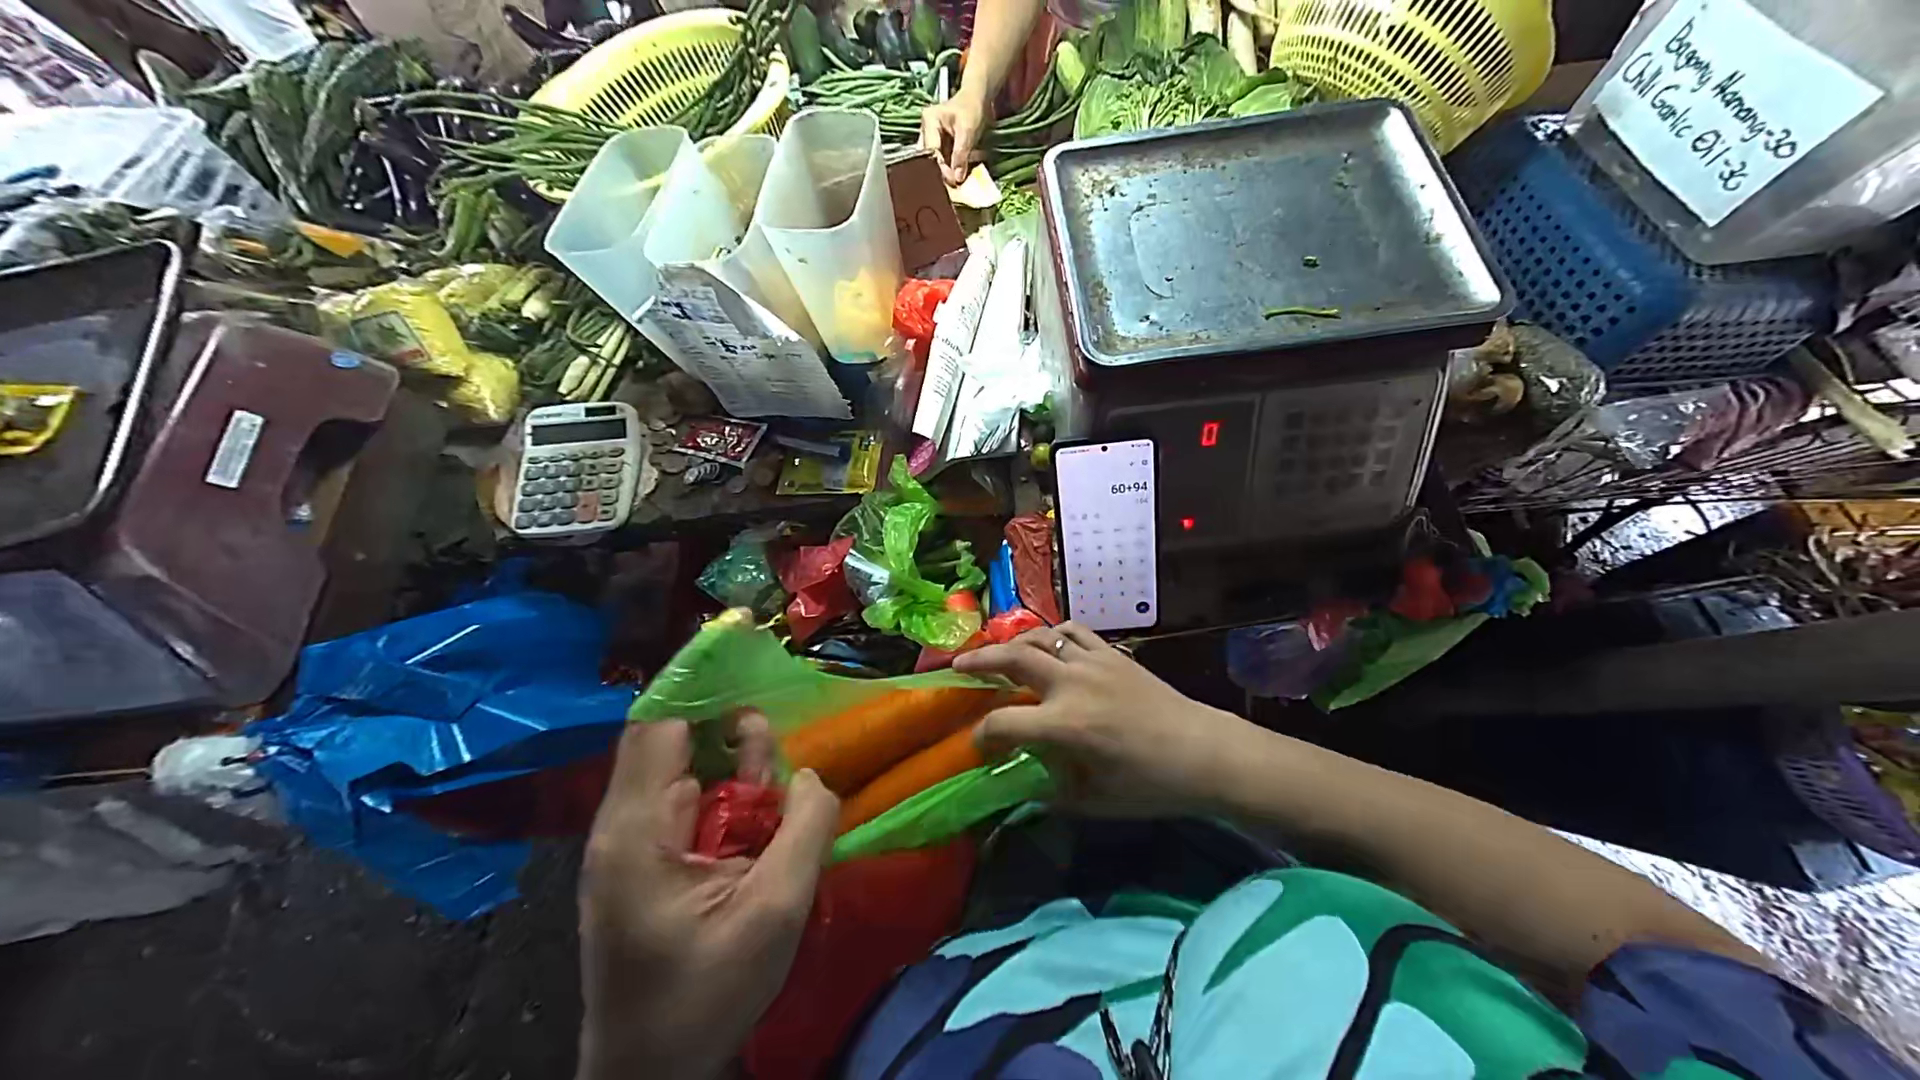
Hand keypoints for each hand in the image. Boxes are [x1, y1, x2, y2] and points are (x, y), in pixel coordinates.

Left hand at [577, 715, 837, 1079]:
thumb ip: (805, 828)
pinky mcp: (648, 866)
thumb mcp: (774, 911)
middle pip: (678, 747)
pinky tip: (759, 829)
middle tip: (777, 771)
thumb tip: (810, 774)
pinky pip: (691, 809)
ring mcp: (633, 847)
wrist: (651, 1077)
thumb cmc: (704, 996)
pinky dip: (729, 805)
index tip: (751, 659)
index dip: (704, 689)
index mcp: (637, 830)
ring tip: (773, 809)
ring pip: (690, 777)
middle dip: (734, 744)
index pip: (660, 726)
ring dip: (737, 779)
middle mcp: (625, 826)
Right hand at [921, 90, 988, 184]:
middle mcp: (925, 130)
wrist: (977, 99)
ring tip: (957, 181)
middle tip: (954, 185)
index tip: (954, 180)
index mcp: (929, 121)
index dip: (941, 167)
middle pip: (929, 158)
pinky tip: (958, 174)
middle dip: (942, 172)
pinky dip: (949, 168)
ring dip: (946, 172)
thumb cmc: (972, 108)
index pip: (931, 151)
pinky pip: (941, 161)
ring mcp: (930, 138)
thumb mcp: (968, 131)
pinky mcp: (937, 145)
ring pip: (934, 162)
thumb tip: (957, 177)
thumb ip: (961, 154)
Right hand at [952, 623, 1258, 816]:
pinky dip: (1054, 635)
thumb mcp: (1093, 801)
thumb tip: (1019, 782)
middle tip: (958, 665)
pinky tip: (1049, 646)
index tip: (976, 746)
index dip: (981, 736)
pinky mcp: (1113, 654)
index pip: (1003, 724)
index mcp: (1065, 726)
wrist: (1205, 753)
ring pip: (1041, 638)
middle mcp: (1072, 686)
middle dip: (979, 662)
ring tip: (999, 652)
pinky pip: (1075, 632)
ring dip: (1013, 643)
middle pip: (1013, 659)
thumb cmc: (1150, 784)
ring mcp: (1094, 663)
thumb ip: (1049, 789)